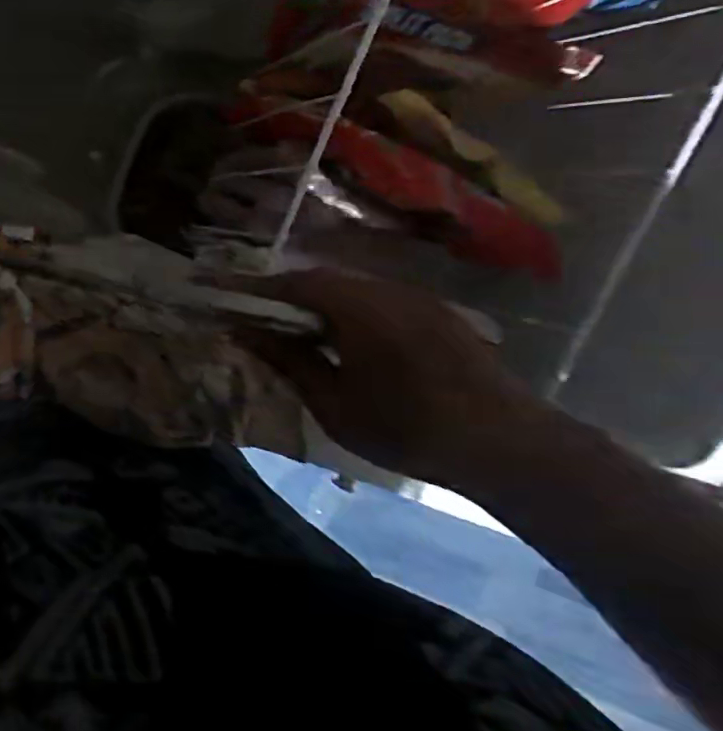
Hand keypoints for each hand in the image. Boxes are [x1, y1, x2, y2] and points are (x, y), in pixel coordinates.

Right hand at [245, 269, 557, 488]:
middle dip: (279, 292)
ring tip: (287, 324)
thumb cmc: (409, 428)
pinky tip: (335, 334)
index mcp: (359, 310)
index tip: (215, 291)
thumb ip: (287, 360)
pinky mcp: (437, 316)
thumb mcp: (332, 402)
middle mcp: (388, 294)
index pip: (289, 285)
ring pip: (349, 287)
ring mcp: (418, 302)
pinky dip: (343, 307)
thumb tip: (241, 332)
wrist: (514, 450)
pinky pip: (375, 298)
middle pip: (320, 280)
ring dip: (313, 300)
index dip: (248, 287)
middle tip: (248, 311)